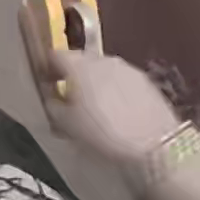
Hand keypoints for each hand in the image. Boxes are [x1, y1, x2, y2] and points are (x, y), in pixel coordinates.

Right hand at [45, 50, 182, 167]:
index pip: (56, 55)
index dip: (47, 67)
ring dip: (94, 83)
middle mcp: (103, 60)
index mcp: (80, 66)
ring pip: (103, 70)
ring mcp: (128, 68)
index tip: (45, 83)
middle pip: (81, 60)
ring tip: (93, 107)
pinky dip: (113, 90)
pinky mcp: (146, 81)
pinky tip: (115, 111)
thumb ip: (53, 105)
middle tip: (67, 97)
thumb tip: (52, 97)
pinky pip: (121, 80)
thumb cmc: (101, 133)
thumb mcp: (66, 124)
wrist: (154, 145)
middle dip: (72, 75)